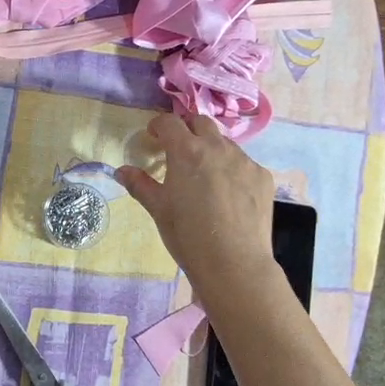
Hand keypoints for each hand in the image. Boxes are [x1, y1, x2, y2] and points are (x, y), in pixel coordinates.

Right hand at [119, 112, 275, 290]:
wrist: (234, 263)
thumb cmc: (188, 235)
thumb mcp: (158, 209)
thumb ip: (140, 185)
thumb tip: (121, 171)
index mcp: (187, 151)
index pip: (170, 122)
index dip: (158, 126)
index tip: (154, 136)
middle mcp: (218, 147)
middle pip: (201, 122)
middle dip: (187, 130)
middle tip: (179, 149)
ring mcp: (245, 160)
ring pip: (225, 143)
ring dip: (211, 149)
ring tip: (205, 176)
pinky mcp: (263, 177)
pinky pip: (244, 163)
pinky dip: (232, 170)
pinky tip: (228, 195)